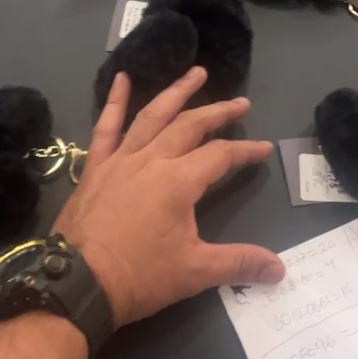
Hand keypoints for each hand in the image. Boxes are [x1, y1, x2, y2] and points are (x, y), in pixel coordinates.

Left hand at [54, 68, 284, 326]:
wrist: (76, 285)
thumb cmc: (139, 277)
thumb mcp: (195, 272)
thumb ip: (239, 263)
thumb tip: (280, 269)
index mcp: (178, 181)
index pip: (220, 155)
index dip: (245, 150)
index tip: (264, 148)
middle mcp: (152, 159)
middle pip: (191, 125)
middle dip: (219, 112)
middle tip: (241, 102)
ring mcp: (121, 159)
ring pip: (153, 115)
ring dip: (177, 92)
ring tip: (196, 73)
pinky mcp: (96, 167)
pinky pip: (106, 127)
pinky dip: (115, 101)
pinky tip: (122, 78)